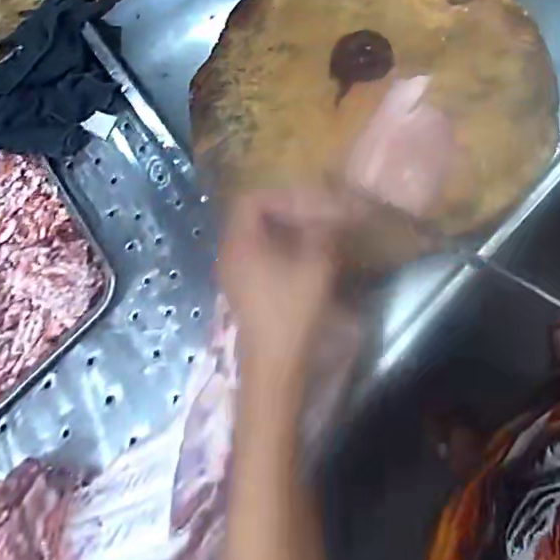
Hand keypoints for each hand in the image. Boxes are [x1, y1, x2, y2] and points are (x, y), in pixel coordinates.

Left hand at [217, 189, 351, 381]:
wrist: (274, 364)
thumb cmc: (292, 311)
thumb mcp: (315, 264)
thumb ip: (321, 230)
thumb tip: (331, 209)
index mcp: (239, 242)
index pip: (251, 199)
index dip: (280, 195)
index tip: (307, 202)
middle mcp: (228, 252)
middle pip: (250, 215)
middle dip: (283, 209)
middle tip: (311, 214)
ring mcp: (231, 272)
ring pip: (253, 234)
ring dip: (281, 228)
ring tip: (311, 234)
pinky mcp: (240, 288)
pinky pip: (254, 252)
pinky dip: (276, 246)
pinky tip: (300, 258)